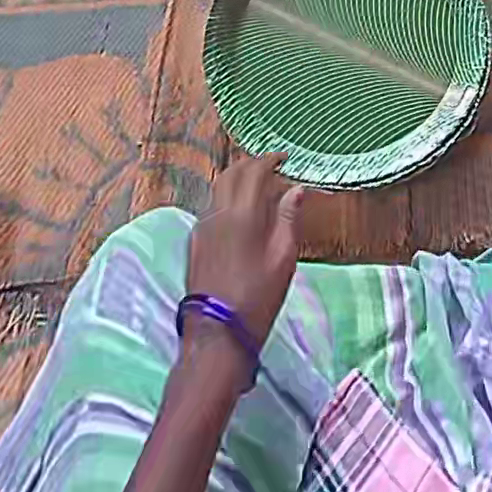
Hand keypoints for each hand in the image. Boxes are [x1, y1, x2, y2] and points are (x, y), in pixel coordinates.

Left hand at [186, 154, 306, 355]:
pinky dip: (226, 196)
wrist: (217, 334)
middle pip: (230, 173)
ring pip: (217, 187)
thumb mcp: (283, 258)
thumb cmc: (258, 297)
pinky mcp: (194, 241)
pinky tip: (239, 210)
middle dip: (250, 164)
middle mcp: (217, 212)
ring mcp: (201, 226)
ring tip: (256, 184)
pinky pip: (211, 205)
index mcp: (242, 213)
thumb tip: (297, 189)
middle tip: (270, 166)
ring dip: (236, 178)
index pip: (254, 171)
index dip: (270, 159)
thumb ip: (289, 218)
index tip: (284, 157)